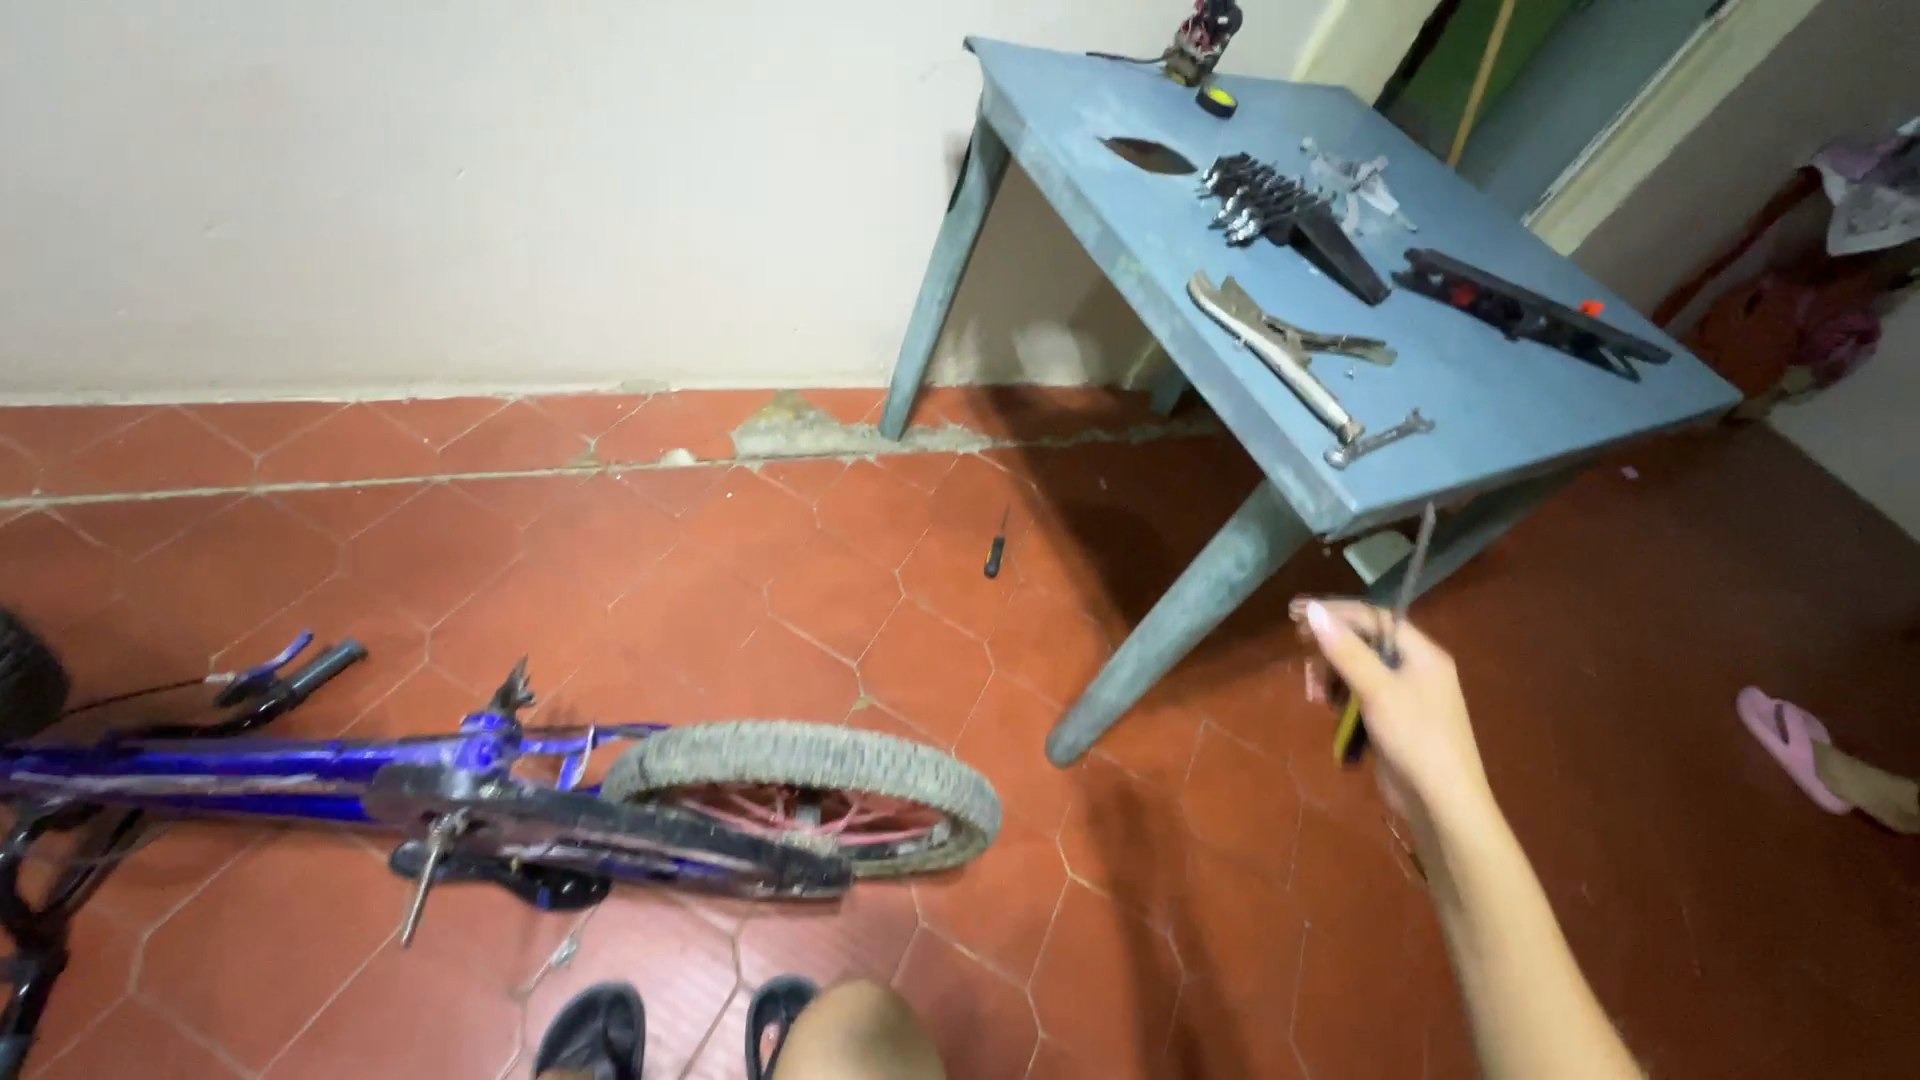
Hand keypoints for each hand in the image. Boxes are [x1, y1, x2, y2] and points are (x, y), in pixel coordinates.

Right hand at [1292, 598, 1494, 823]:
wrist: (1441, 802)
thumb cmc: (1415, 739)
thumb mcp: (1377, 690)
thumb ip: (1345, 650)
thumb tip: (1313, 609)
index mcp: (1422, 654)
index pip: (1373, 617)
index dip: (1335, 611)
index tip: (1296, 613)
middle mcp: (1414, 668)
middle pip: (1362, 641)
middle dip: (1329, 647)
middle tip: (1300, 651)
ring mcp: (1402, 694)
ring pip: (1356, 668)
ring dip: (1330, 675)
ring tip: (1315, 695)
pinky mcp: (1390, 717)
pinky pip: (1358, 692)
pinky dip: (1339, 695)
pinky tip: (1326, 707)